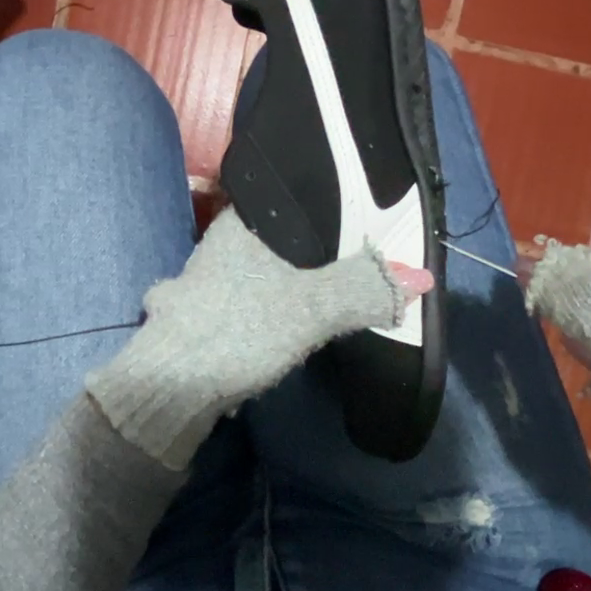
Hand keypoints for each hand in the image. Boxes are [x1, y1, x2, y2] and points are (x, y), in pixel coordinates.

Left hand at [87, 210, 429, 469]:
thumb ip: (363, 289)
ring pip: (242, 276)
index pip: (279, 200)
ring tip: (306, 298)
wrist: (169, 390)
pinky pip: (226, 310)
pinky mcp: (184, 323)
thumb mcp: (312, 308)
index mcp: (235, 227)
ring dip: (268, 288)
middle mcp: (209, 249)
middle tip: (335, 265)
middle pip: (262, 240)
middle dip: (295, 254)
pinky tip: (265, 333)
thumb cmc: (239, 331)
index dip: (314, 208)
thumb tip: (420, 278)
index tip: (344, 222)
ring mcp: (191, 286)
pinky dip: (247, 319)